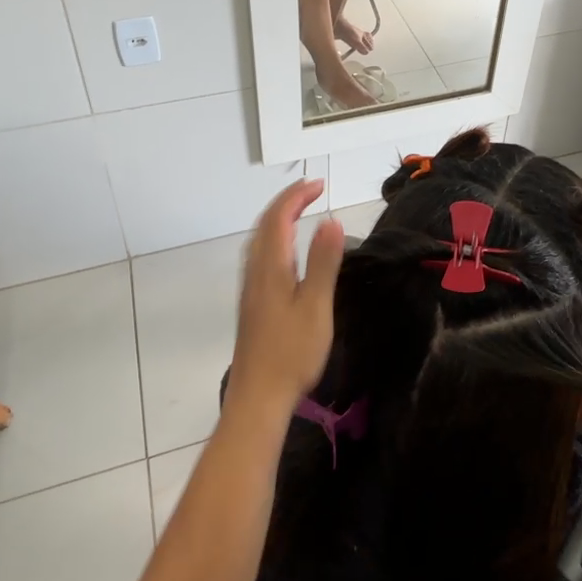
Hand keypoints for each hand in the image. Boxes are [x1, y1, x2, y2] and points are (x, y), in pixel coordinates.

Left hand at [226, 179, 346, 416]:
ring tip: (299, 211)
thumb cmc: (292, 352)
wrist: (259, 396)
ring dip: (277, 218)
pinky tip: (285, 252)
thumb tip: (330, 220)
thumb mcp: (316, 305)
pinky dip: (273, 237)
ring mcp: (250, 288)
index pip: (279, 218)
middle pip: (264, 224)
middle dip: (287, 201)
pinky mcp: (252, 303)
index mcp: (270, 267)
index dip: (297, 196)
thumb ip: (324, 262)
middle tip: (312, 190)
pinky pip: (259, 255)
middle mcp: (255, 271)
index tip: (320, 184)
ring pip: (258, 240)